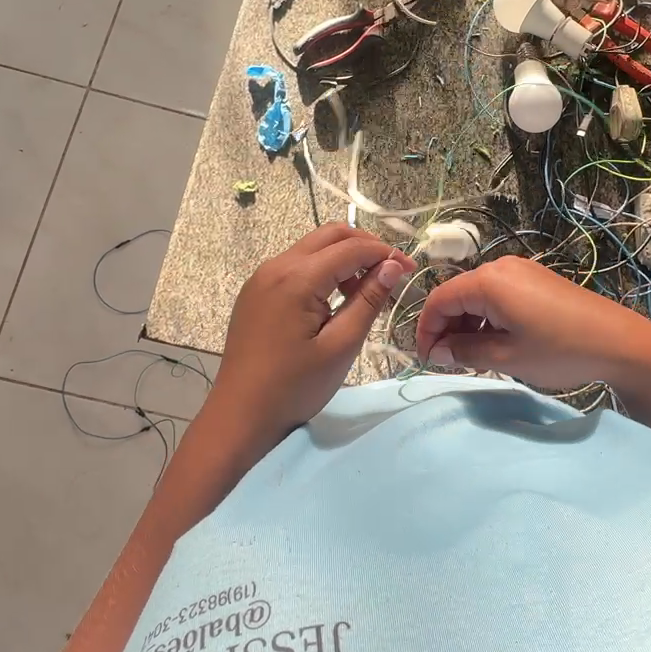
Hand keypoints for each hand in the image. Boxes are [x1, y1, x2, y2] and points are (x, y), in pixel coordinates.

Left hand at [210, 223, 415, 436]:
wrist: (239, 416)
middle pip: (329, 235)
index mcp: (296, 278)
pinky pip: (296, 265)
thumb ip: (368, 301)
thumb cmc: (293, 387)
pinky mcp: (256, 291)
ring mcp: (262, 277)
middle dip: (365, 246)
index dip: (386, 254)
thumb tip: (392, 267)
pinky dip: (322, 270)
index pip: (350, 248)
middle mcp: (275, 266)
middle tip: (391, 271)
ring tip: (366, 291)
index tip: (411, 270)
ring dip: (344, 258)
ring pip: (312, 248)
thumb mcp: (340, 346)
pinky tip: (335, 300)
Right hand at [414, 256, 650, 390]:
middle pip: (457, 294)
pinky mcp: (536, 279)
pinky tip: (496, 343)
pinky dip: (488, 318)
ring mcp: (521, 271)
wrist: (618, 341)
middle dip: (447, 328)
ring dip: (467, 325)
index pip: (439, 300)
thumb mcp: (507, 357)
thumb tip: (439, 351)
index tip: (427, 359)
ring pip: (478, 296)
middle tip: (449, 362)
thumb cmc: (559, 350)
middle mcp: (501, 267)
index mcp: (488, 282)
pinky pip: (498, 295)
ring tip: (472, 357)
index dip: (426, 329)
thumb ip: (465, 351)